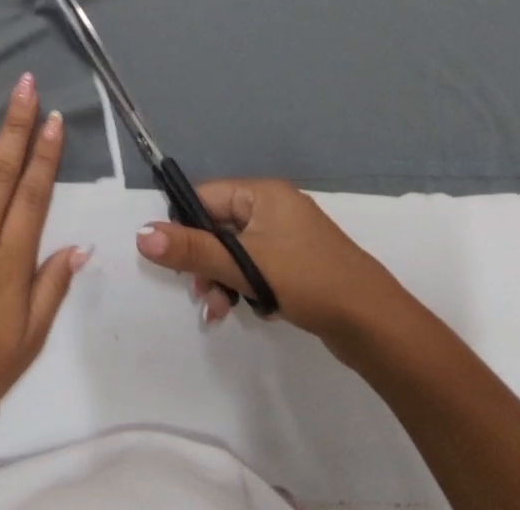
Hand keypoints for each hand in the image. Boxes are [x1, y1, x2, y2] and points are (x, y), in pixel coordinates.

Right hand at [135, 178, 405, 343]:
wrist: (378, 326)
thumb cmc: (310, 281)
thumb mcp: (244, 266)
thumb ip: (191, 250)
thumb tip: (141, 235)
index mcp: (263, 194)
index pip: (204, 197)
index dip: (185, 227)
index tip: (176, 261)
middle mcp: (275, 207)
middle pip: (217, 226)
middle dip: (204, 262)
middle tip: (203, 294)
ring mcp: (289, 237)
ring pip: (235, 252)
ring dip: (222, 279)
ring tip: (221, 309)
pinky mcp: (298, 264)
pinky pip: (256, 267)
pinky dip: (245, 286)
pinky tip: (245, 310)